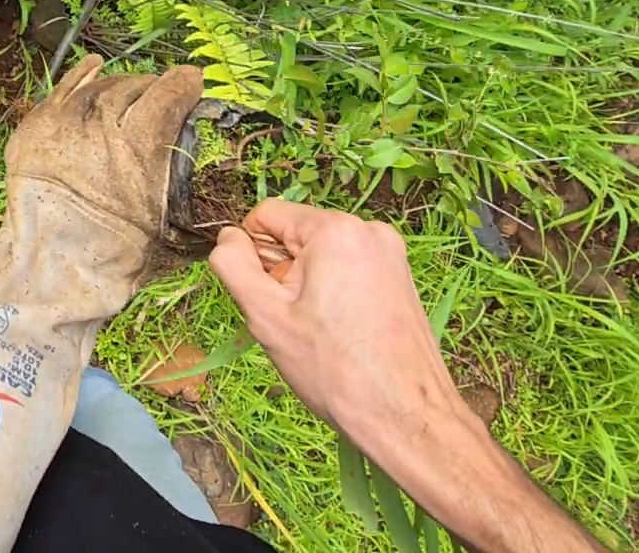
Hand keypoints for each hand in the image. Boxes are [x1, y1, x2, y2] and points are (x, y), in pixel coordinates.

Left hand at [3, 54, 204, 241]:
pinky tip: (94, 65)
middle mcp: (97, 126)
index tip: (191, 79)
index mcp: (135, 149)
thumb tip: (191, 161)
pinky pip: (61, 89)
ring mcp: (61, 123)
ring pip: (96, 85)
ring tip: (129, 86)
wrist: (49, 264)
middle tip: (158, 90)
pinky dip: (80, 75)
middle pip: (129, 88)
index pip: (164, 97)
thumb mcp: (158, 220)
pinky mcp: (34, 126)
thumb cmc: (111, 254)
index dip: (181, 84)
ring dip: (117, 83)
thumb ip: (171, 177)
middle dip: (149, 85)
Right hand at [209, 200, 462, 439]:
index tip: (270, 297)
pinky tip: (338, 330)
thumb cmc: (334, 368)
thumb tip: (228, 237)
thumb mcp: (264, 314)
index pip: (265, 216)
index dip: (253, 255)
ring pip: (317, 253)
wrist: (410, 423)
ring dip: (303, 283)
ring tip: (317, 328)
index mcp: (335, 229)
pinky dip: (330, 291)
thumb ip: (232, 263)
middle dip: (281, 270)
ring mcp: (391, 255)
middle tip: (292, 318)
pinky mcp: (401, 279)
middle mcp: (369, 231)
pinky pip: (344, 268)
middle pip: (293, 234)